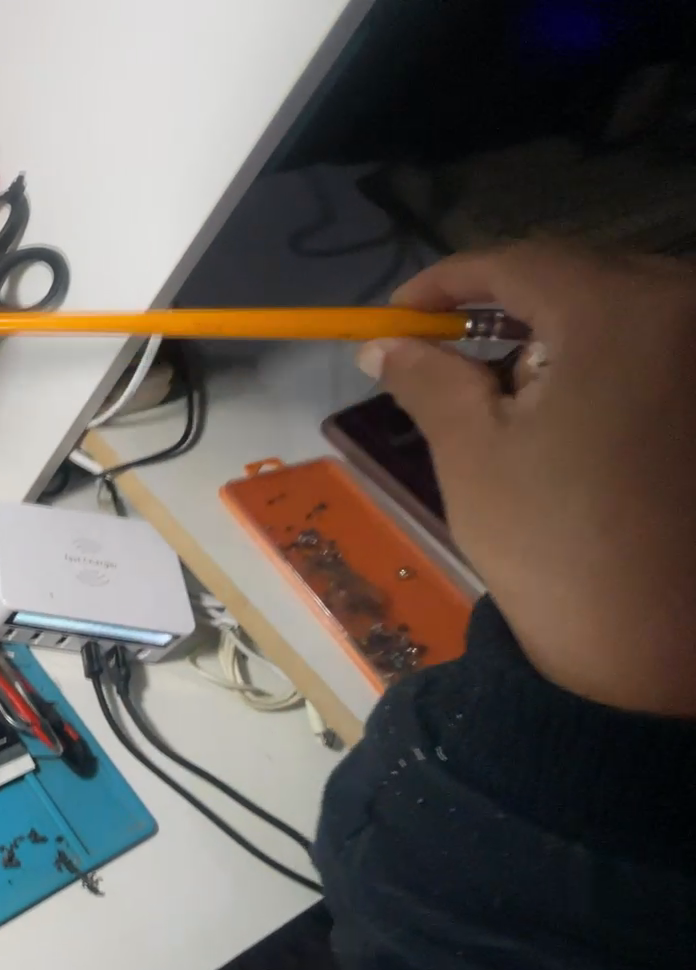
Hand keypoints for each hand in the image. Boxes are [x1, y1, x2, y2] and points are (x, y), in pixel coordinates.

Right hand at [359, 243, 695, 714]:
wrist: (655, 627)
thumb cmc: (548, 530)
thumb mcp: (467, 447)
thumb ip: (426, 377)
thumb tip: (382, 344)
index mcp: (625, 315)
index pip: (517, 263)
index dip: (442, 282)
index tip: (392, 319)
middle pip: (579, 275)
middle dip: (498, 307)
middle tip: (438, 357)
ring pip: (626, 304)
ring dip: (553, 332)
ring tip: (508, 393)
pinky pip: (665, 340)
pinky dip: (604, 356)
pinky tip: (575, 410)